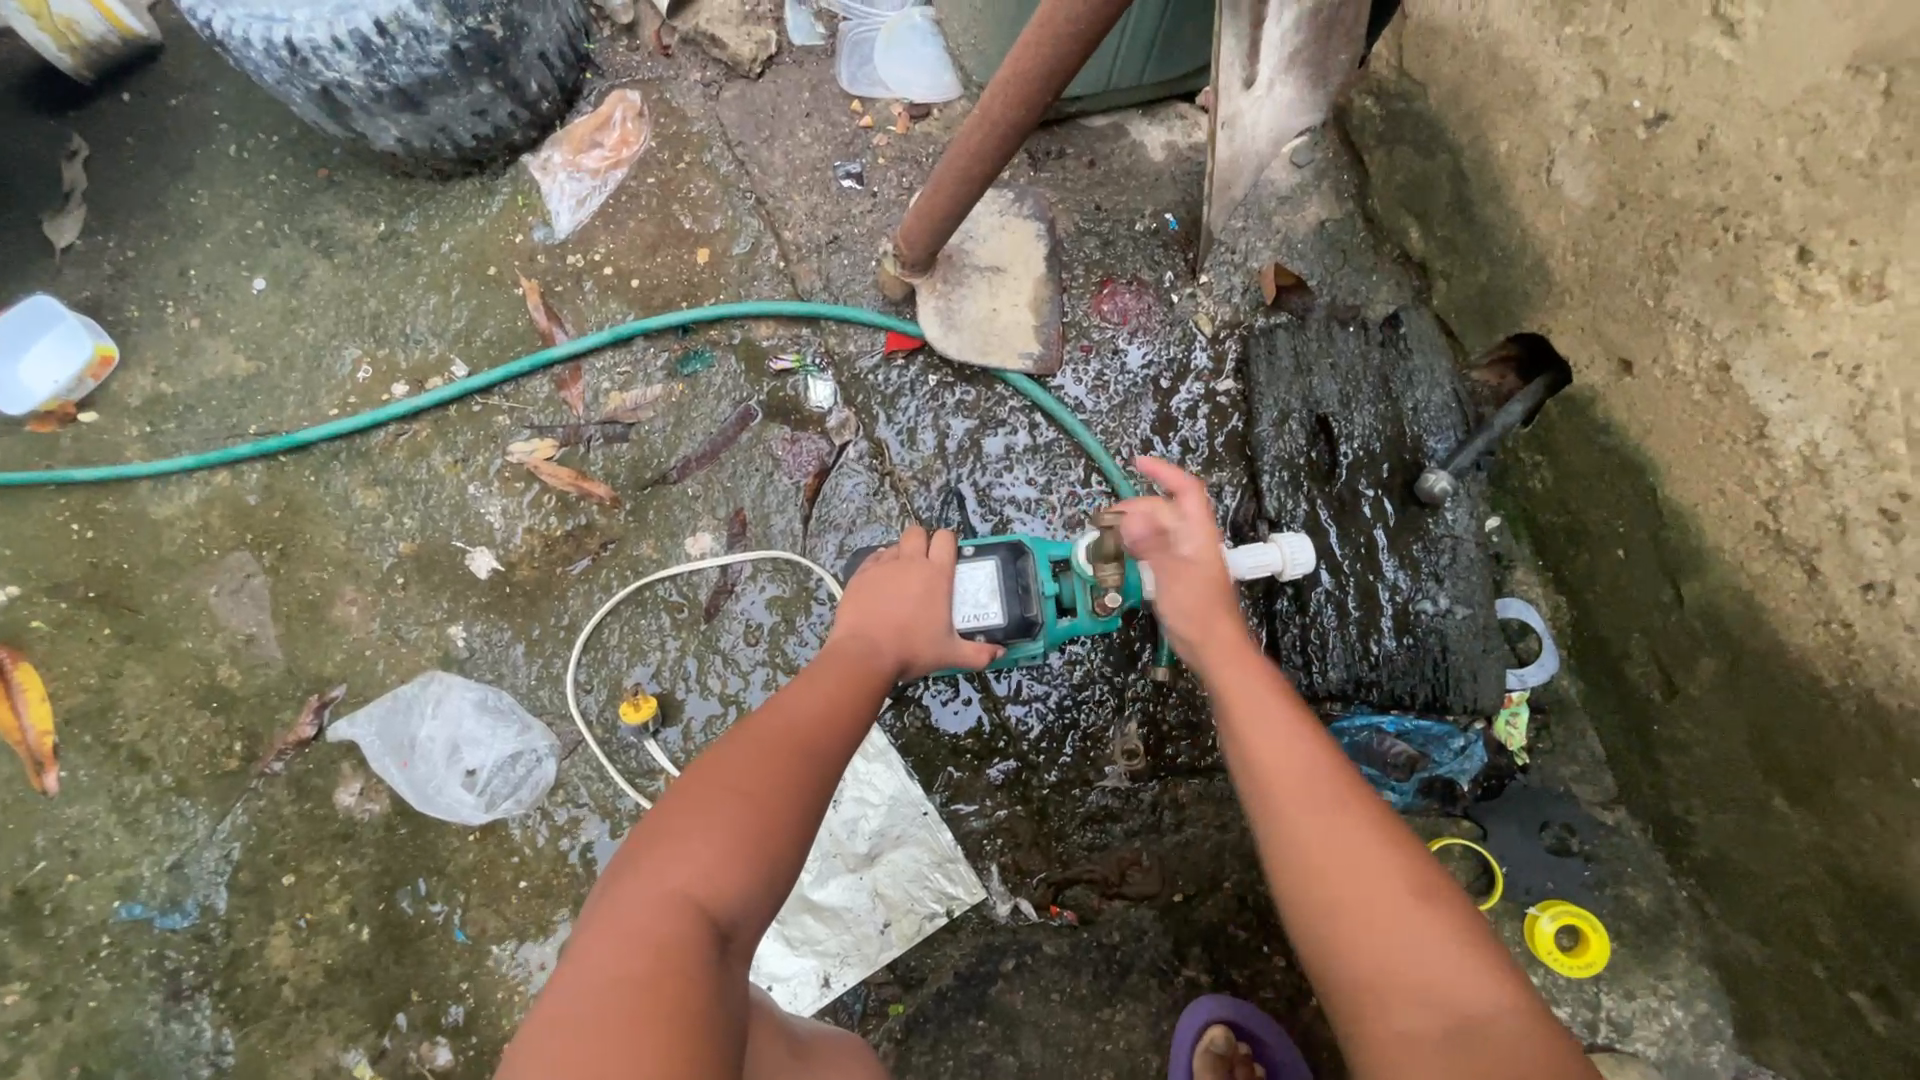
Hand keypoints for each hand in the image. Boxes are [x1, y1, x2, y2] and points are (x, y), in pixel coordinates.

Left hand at [826, 525, 1002, 680]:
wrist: (864, 654)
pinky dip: (879, 566)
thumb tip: (999, 653)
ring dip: (901, 555)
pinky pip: (873, 559)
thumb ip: (978, 653)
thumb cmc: (911, 650)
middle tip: (924, 563)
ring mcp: (883, 566)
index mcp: (936, 574)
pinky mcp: (861, 574)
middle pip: (917, 532)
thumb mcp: (949, 654)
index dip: (948, 542)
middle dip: (922, 541)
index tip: (948, 556)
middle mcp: (910, 562)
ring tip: (901, 577)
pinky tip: (880, 584)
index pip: (946, 538)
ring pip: (895, 545)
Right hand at [1110, 456, 1249, 657]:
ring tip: (1108, 532)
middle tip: (1105, 518)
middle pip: (1166, 510)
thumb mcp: (1172, 576)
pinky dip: (1137, 545)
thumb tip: (1129, 517)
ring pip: (1159, 529)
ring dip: (1135, 525)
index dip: (1164, 472)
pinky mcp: (1179, 575)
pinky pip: (1156, 549)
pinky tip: (1122, 553)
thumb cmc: (1199, 614)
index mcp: (1198, 533)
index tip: (1137, 463)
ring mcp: (1187, 558)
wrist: (1215, 650)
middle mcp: (1194, 540)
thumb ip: (1152, 545)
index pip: (1186, 490)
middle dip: (1136, 507)